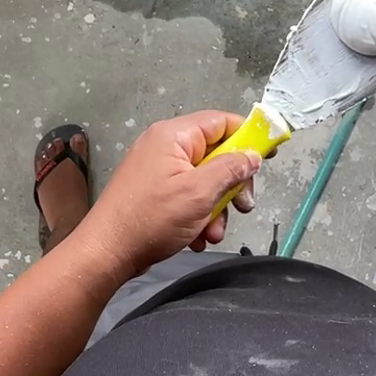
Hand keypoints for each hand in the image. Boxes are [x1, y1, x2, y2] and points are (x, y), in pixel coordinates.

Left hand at [64, 110, 261, 276]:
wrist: (105, 254)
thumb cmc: (150, 219)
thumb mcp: (199, 193)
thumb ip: (231, 169)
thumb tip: (253, 155)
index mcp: (174, 136)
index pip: (222, 121)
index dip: (248, 136)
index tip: (269, 155)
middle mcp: (165, 146)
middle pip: (216, 153)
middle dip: (231, 184)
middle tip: (242, 208)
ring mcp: (158, 169)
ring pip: (205, 180)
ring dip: (215, 208)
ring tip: (211, 232)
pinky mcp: (154, 191)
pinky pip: (188, 195)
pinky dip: (198, 215)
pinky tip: (195, 237)